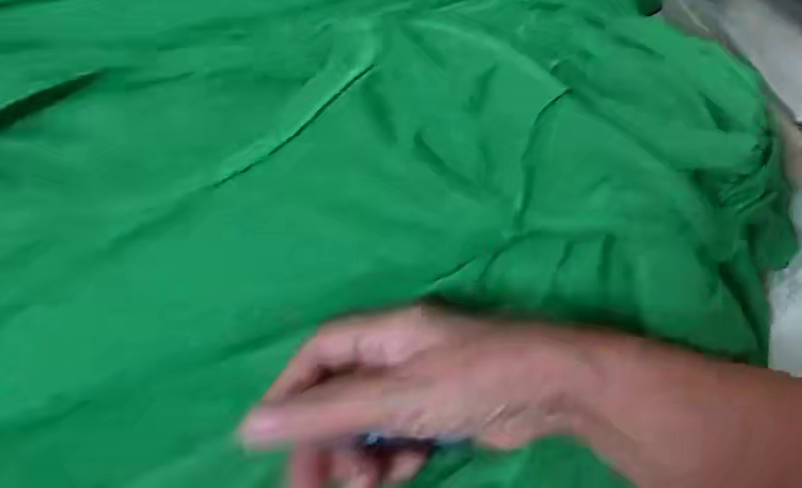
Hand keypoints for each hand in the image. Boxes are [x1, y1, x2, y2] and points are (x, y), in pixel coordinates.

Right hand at [238, 305, 583, 487]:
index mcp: (397, 330)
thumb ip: (328, 412)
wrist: (555, 389)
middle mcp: (408, 349)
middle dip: (325, 442)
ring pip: (365, 422)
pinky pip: (397, 436)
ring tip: (380, 479)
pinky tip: (413, 468)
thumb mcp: (400, 397)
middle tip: (325, 487)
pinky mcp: (445, 407)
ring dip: (359, 458)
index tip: (277, 443)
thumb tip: (247, 426)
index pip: (323, 347)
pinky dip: (393, 458)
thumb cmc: (480, 379)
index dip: (292, 392)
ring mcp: (428, 378)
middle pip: (338, 394)